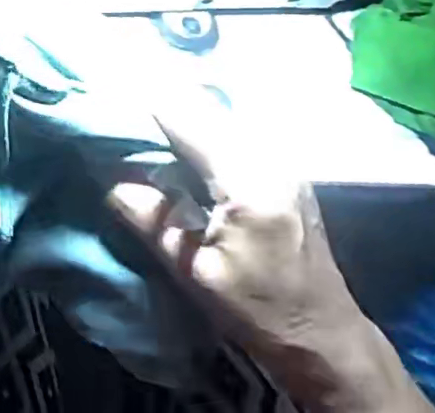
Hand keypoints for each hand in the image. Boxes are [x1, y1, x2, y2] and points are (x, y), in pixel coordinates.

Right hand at [107, 102, 427, 411]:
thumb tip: (111, 181)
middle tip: (126, 105)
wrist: (323, 335)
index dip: (149, 107)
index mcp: (248, 180)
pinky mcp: (284, 163)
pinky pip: (235, 127)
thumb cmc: (259, 309)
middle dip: (164, 103)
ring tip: (148, 115)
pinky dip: (205, 124)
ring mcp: (282, 156)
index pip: (188, 122)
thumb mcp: (196, 273)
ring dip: (185, 110)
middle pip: (206, 109)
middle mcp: (269, 155)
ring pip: (221, 114)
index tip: (114, 98)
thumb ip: (153, 221)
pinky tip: (184, 135)